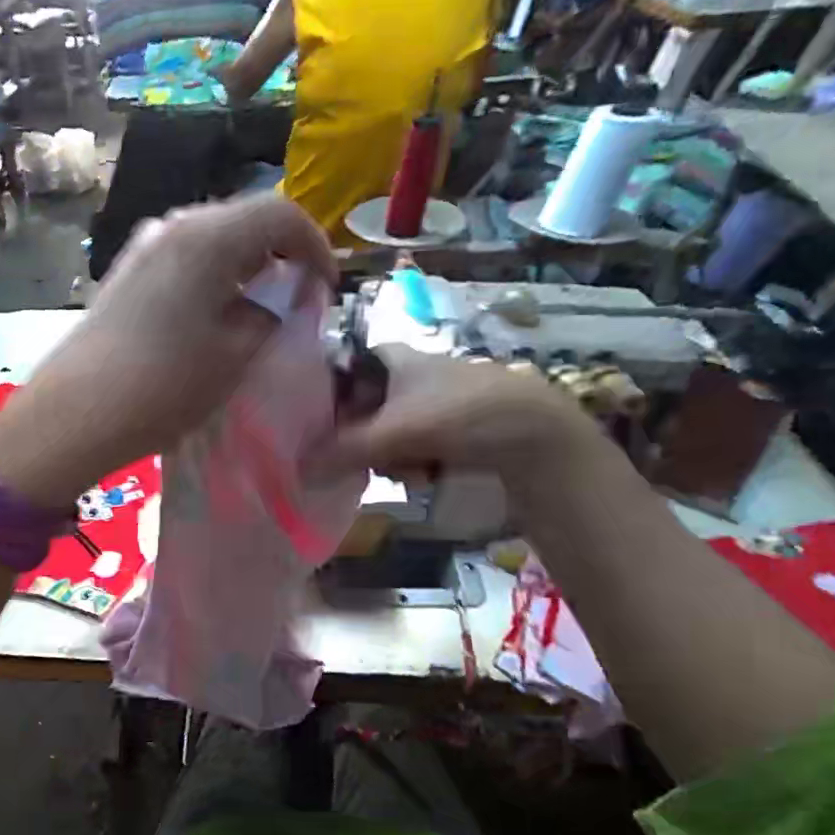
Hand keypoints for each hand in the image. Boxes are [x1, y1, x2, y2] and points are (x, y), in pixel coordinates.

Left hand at [0, 194, 335, 504]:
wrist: (78, 412)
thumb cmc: (166, 384)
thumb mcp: (236, 354)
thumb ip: (272, 314)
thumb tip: (282, 298)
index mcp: (210, 236)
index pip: (282, 215)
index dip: (316, 247)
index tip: (327, 288)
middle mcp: (175, 224)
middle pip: (246, 220)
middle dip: (282, 255)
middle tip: (299, 299)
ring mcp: (145, 245)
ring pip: (215, 239)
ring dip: (247, 266)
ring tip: (261, 311)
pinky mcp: (128, 271)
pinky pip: (186, 258)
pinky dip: (215, 277)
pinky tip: (217, 315)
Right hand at [317, 345, 607, 481]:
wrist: (536, 435)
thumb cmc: (457, 416)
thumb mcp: (391, 434)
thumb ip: (341, 453)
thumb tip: (298, 471)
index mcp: (397, 358)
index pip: (348, 364)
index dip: (331, 391)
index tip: (322, 423)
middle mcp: (417, 372)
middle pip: (368, 405)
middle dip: (363, 438)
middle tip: (367, 460)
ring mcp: (442, 399)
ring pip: (394, 429)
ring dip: (392, 455)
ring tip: (408, 473)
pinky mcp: (463, 424)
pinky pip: (422, 443)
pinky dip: (419, 460)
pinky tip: (428, 476)